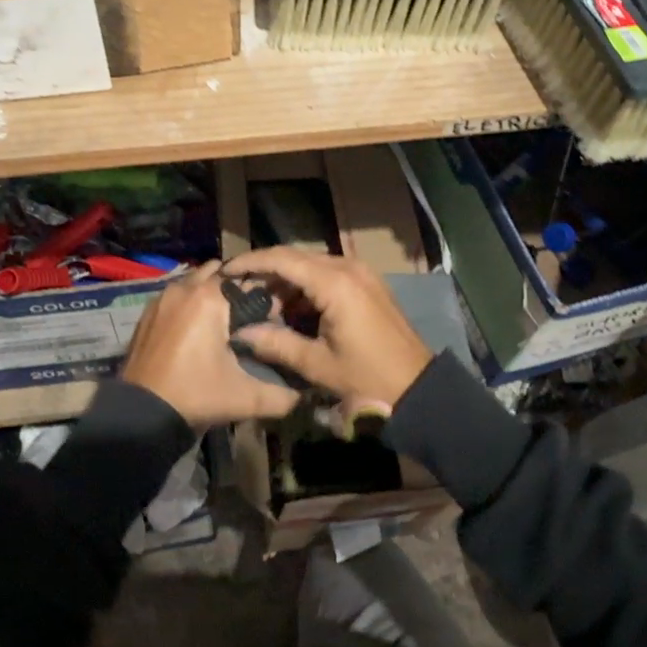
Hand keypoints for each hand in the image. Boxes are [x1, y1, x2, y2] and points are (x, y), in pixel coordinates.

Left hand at [121, 262, 301, 427]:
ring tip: (224, 324)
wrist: (140, 415)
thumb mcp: (244, 398)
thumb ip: (281, 395)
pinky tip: (198, 331)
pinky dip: (191, 304)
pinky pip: (178, 295)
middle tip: (248, 319)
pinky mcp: (148, 311)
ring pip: (197, 281)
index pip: (249, 283)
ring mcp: (163, 297)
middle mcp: (186, 288)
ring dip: (212, 294)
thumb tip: (302, 393)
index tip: (272, 320)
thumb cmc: (194, 396)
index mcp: (210, 298)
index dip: (265, 298)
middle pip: (222, 275)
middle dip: (237, 291)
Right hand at [223, 248, 432, 408]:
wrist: (419, 388)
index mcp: (334, 283)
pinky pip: (329, 274)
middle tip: (239, 292)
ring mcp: (361, 273)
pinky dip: (307, 287)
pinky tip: (292, 310)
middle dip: (266, 272)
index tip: (226, 272)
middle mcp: (348, 267)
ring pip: (312, 265)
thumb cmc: (367, 378)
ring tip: (262, 305)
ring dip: (286, 281)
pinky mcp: (368, 284)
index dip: (251, 262)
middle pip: (296, 258)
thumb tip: (241, 333)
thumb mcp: (317, 365)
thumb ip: (276, 344)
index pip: (282, 259)